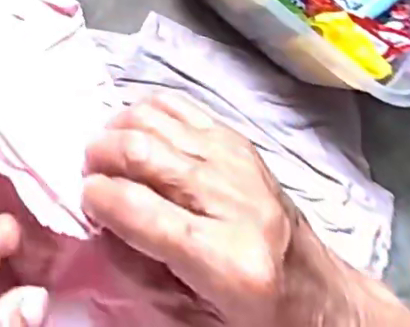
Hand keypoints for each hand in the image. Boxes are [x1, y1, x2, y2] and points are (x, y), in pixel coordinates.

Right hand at [81, 94, 409, 325]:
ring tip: (106, 151)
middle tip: (89, 171)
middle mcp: (233, 202)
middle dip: (100, 156)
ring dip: (116, 130)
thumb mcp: (194, 318)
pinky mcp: (237, 140)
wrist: (324, 299)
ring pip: (153, 120)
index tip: (85, 201)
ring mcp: (236, 161)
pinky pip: (176, 105)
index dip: (97, 198)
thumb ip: (140, 270)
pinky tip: (133, 130)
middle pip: (141, 152)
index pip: (138, 210)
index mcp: (227, 263)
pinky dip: (144, 110)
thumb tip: (97, 221)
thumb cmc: (256, 320)